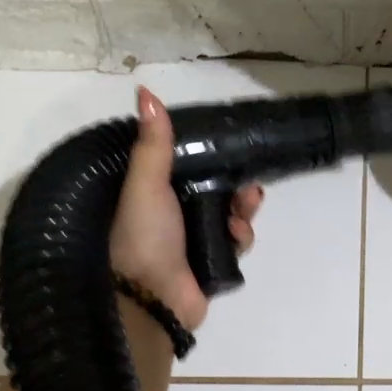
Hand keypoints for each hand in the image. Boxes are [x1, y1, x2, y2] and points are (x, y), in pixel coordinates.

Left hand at [109, 87, 263, 331]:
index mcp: (152, 195)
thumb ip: (152, 143)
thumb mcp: (145, 184)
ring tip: (244, 211)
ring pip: (231, 213)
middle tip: (247, 187)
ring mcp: (193, 241)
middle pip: (216, 189)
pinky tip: (237, 236)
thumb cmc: (144, 237)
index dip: (210, 156)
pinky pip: (237, 241)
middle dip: (237, 185)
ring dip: (243, 209)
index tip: (230, 148)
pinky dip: (242, 236)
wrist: (152, 299)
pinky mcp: (212, 263)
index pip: (187, 166)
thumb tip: (145, 91)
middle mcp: (172, 216)